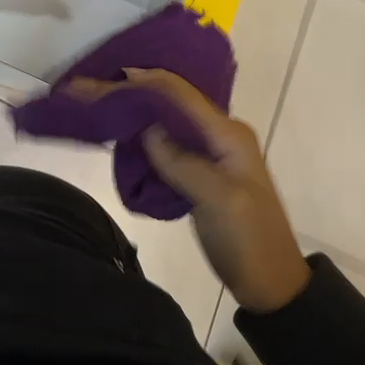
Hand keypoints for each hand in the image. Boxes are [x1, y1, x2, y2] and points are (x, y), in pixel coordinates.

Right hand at [69, 67, 309, 312]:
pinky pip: (168, 142)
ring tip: (98, 106)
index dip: (143, 81)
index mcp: (228, 133)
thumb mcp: (218, 201)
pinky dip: (144, 135)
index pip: (180, 93)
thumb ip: (182, 161)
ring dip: (136, 112)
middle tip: (91, 91)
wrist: (273, 286)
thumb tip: (144, 128)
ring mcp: (212, 152)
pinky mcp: (201, 170)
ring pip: (167, 119)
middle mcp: (220, 133)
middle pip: (172, 100)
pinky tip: (120, 135)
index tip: (104, 78)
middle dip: (133, 92)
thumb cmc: (249, 241)